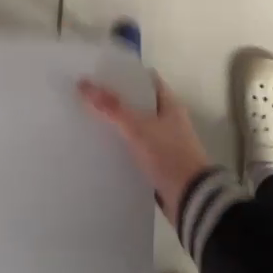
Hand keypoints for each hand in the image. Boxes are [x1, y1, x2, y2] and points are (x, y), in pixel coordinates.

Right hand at [78, 72, 212, 225]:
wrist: (191, 199)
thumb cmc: (168, 155)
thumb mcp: (138, 128)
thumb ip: (111, 107)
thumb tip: (82, 83)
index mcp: (170, 105)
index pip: (146, 80)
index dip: (125, 75)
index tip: (100, 73)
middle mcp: (168, 120)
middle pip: (138, 104)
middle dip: (115, 101)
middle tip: (87, 98)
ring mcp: (164, 143)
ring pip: (135, 128)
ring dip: (117, 126)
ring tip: (88, 122)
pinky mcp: (158, 164)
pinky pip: (135, 150)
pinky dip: (121, 148)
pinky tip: (101, 150)